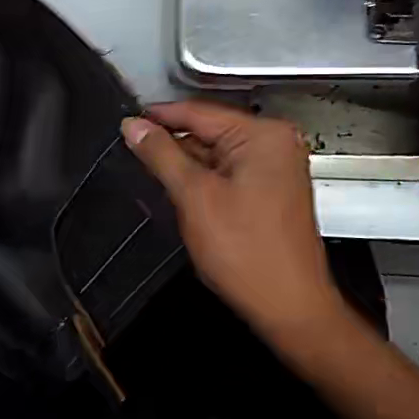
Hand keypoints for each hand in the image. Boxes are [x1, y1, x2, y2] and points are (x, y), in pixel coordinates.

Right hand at [121, 100, 344, 339]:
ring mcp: (277, 168)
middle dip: (173, 145)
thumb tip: (135, 127)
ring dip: (188, 166)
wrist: (288, 306)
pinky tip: (185, 195)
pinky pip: (230, 172)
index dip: (159, 117)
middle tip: (136, 151)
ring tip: (156, 177)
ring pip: (217, 154)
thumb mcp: (194, 196)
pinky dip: (206, 181)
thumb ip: (161, 155)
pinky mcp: (272, 190)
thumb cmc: (250, 255)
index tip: (130, 122)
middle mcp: (276, 144)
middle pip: (209, 131)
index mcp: (263, 136)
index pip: (199, 112)